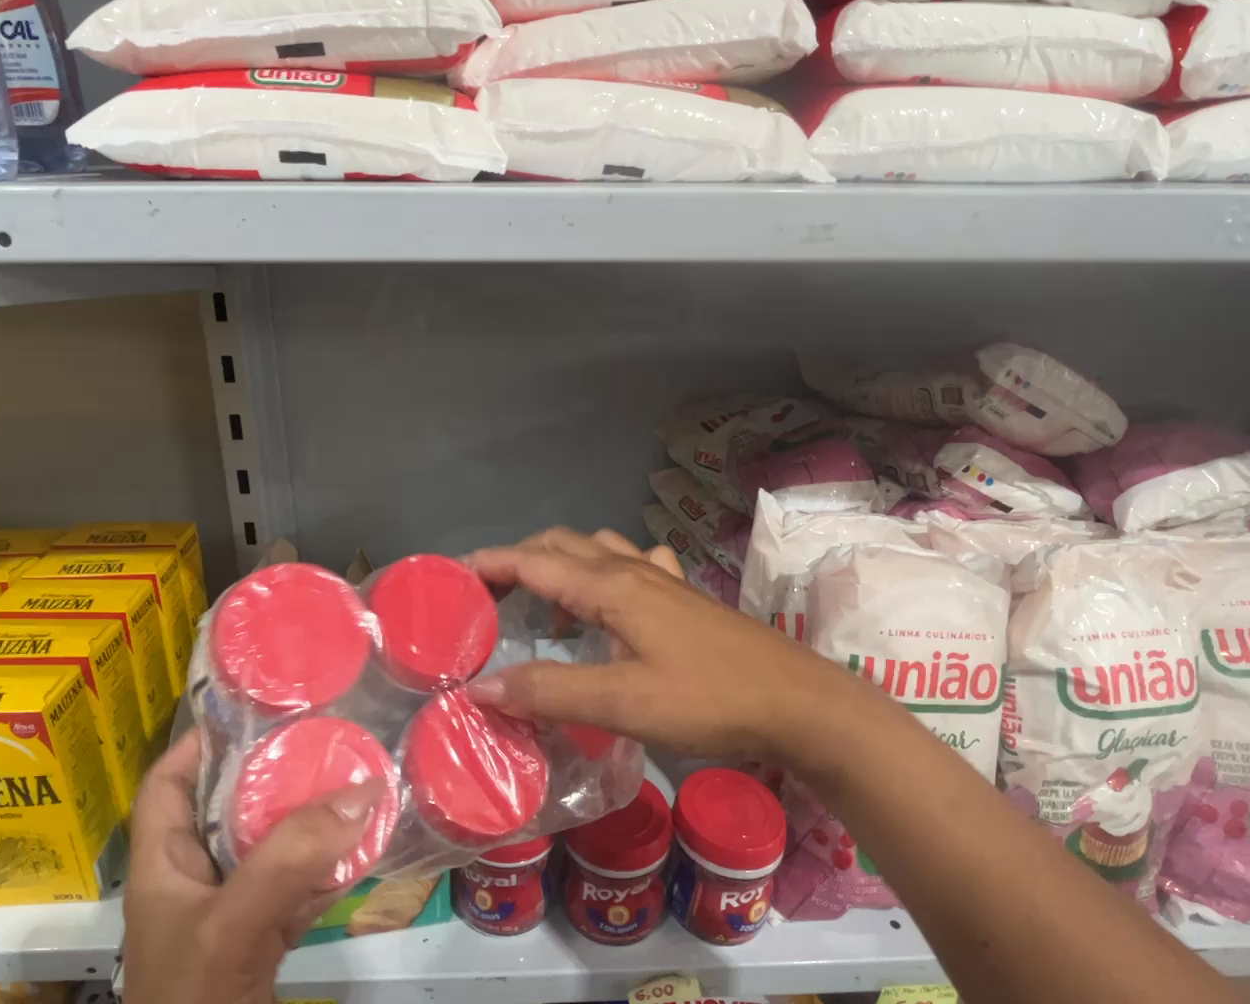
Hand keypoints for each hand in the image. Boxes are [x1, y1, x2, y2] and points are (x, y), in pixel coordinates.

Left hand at [123, 730, 385, 1003]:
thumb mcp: (232, 924)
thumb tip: (360, 790)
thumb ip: (289, 858)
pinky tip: (365, 843)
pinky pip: (299, 886)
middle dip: (274, 771)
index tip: (251, 708)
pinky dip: (330, 865)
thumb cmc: (193, 999)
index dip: (200, 741)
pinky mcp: (263, 938)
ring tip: (351, 773)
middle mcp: (195, 878)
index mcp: (163, 863)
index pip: (168, 783)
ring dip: (311, 817)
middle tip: (322, 734)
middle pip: (231, 806)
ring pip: (272, 845)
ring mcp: (231, 910)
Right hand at [465, 527, 828, 761]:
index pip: (533, 560)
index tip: (451, 577)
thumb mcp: (623, 703)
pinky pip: (632, 569)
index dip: (489, 563)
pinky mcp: (685, 600)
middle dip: (518, 559)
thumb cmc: (709, 699)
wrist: (799, 702)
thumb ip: (550, 692)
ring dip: (559, 566)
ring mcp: (663, 582)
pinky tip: (609, 607)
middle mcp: (632, 572)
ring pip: (597, 553)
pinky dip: (602, 577)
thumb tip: (480, 687)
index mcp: (611, 587)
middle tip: (487, 597)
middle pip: (562, 545)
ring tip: (540, 606)